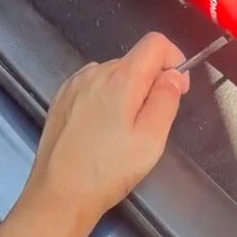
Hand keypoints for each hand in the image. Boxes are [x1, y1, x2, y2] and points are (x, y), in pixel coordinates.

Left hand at [18, 32, 189, 231]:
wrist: (58, 194)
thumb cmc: (108, 170)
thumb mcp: (151, 140)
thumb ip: (166, 100)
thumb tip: (173, 74)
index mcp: (121, 78)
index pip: (155, 42)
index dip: (173, 59)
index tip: (177, 88)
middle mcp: (95, 71)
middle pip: (134, 60)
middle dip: (150, 82)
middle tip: (151, 122)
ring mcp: (75, 83)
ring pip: (113, 73)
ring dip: (127, 91)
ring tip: (123, 131)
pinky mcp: (62, 96)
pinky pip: (93, 85)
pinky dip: (105, 97)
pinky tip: (101, 129)